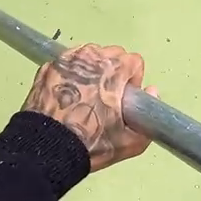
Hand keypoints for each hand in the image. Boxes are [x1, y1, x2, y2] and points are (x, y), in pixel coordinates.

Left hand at [21, 44, 155, 171]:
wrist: (48, 146)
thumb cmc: (90, 143)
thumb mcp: (129, 142)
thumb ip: (149, 116)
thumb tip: (152, 91)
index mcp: (114, 69)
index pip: (134, 61)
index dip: (133, 80)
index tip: (125, 97)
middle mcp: (91, 57)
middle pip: (111, 54)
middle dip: (113, 71)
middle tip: (106, 96)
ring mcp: (66, 60)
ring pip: (88, 55)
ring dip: (92, 68)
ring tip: (86, 93)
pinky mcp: (47, 67)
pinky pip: (66, 63)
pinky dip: (71, 73)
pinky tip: (67, 93)